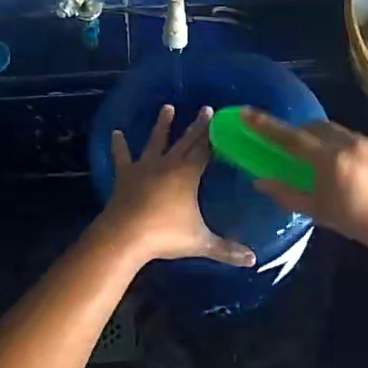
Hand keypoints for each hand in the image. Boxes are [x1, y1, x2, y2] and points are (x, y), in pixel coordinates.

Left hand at [94, 105, 256, 266]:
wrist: (126, 235)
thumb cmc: (165, 235)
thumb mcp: (200, 242)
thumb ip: (226, 249)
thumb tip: (252, 260)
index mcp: (188, 175)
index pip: (205, 150)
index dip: (213, 136)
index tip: (220, 121)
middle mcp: (168, 164)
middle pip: (185, 141)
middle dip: (197, 125)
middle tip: (205, 108)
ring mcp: (144, 167)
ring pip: (155, 141)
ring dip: (162, 125)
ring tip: (167, 107)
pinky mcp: (125, 174)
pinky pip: (122, 156)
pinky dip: (119, 145)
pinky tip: (115, 133)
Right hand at [242, 109, 367, 253]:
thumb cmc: (357, 221)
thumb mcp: (317, 211)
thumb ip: (286, 194)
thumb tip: (260, 181)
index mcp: (328, 159)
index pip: (290, 136)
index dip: (265, 125)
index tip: (246, 113)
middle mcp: (347, 142)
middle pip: (312, 126)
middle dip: (296, 131)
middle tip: (285, 144)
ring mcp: (366, 142)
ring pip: (333, 130)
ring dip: (318, 136)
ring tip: (314, 155)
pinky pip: (351, 137)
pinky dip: (337, 144)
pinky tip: (340, 164)